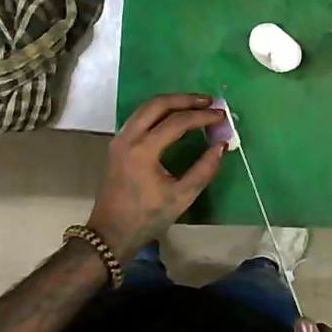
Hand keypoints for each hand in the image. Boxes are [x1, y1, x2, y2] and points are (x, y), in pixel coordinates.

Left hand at [86, 93, 225, 258]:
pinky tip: (174, 117)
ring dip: (171, 102)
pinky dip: (158, 111)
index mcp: (142, 150)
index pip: (176, 122)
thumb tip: (221, 145)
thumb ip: (204, 170)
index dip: (201, 117)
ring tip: (195, 105)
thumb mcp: (181, 197)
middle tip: (209, 102)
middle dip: (185, 99)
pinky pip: (139, 117)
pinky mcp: (117, 143)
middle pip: (158, 104)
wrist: (111, 231)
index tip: (221, 116)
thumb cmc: (146, 217)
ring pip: (146, 107)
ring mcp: (119, 138)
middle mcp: (128, 137)